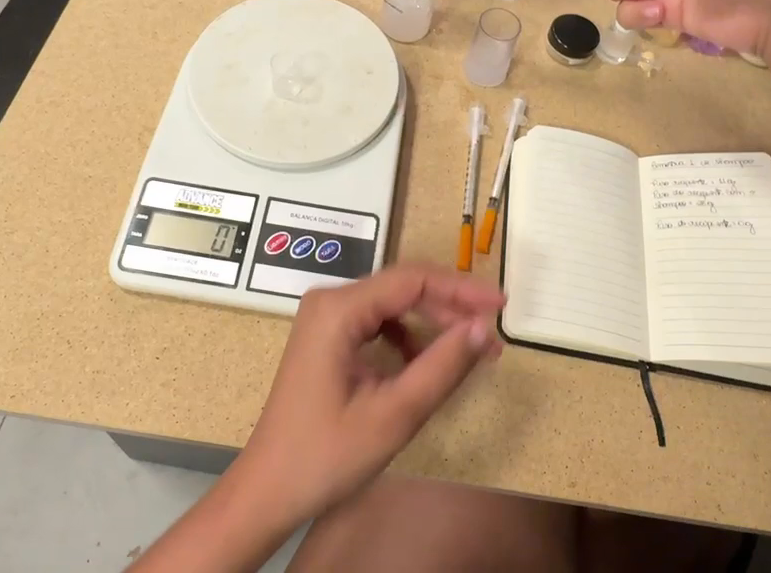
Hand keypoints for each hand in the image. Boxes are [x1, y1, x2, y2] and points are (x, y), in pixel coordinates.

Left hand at [233, 265, 504, 527]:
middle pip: (403, 287)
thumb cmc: (327, 454)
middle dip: (451, 307)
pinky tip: (428, 362)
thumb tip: (484, 327)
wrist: (270, 490)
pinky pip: (379, 323)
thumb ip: (442, 366)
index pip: (412, 280)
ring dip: (433, 322)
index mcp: (338, 309)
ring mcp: (326, 319)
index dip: (461, 289)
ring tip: (470, 350)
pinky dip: (410, 337)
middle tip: (491, 334)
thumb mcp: (394, 413)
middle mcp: (330, 301)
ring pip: (393, 304)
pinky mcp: (329, 338)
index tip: (501, 305)